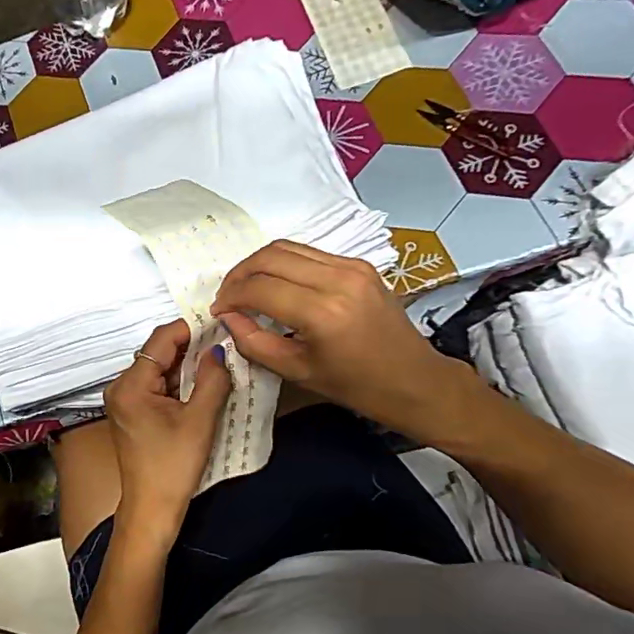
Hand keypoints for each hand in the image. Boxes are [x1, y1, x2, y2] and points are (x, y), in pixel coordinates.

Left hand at [103, 319, 231, 538]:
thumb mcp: (200, 419)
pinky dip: (177, 383)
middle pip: (157, 353)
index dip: (189, 329)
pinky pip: (156, 387)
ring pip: (158, 370)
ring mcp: (124, 401)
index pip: (160, 340)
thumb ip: (211, 378)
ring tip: (218, 362)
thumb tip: (218, 349)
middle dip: (190, 348)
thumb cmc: (174, 465)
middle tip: (224, 344)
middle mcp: (120, 387)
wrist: (152, 508)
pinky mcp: (132, 413)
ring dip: (186, 367)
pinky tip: (202, 385)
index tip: (219, 325)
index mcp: (130, 385)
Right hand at [211, 240, 483, 444]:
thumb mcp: (297, 371)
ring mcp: (351, 267)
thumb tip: (228, 318)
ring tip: (245, 288)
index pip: (259, 288)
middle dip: (239, 274)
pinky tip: (274, 284)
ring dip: (258, 264)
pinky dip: (282, 264)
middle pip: (269, 257)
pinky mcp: (359, 265)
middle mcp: (338, 280)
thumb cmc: (356, 386)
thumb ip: (254, 342)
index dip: (231, 297)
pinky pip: (308, 253)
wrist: (415, 380)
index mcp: (323, 312)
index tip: (219, 312)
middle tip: (227, 297)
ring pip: (287, 247)